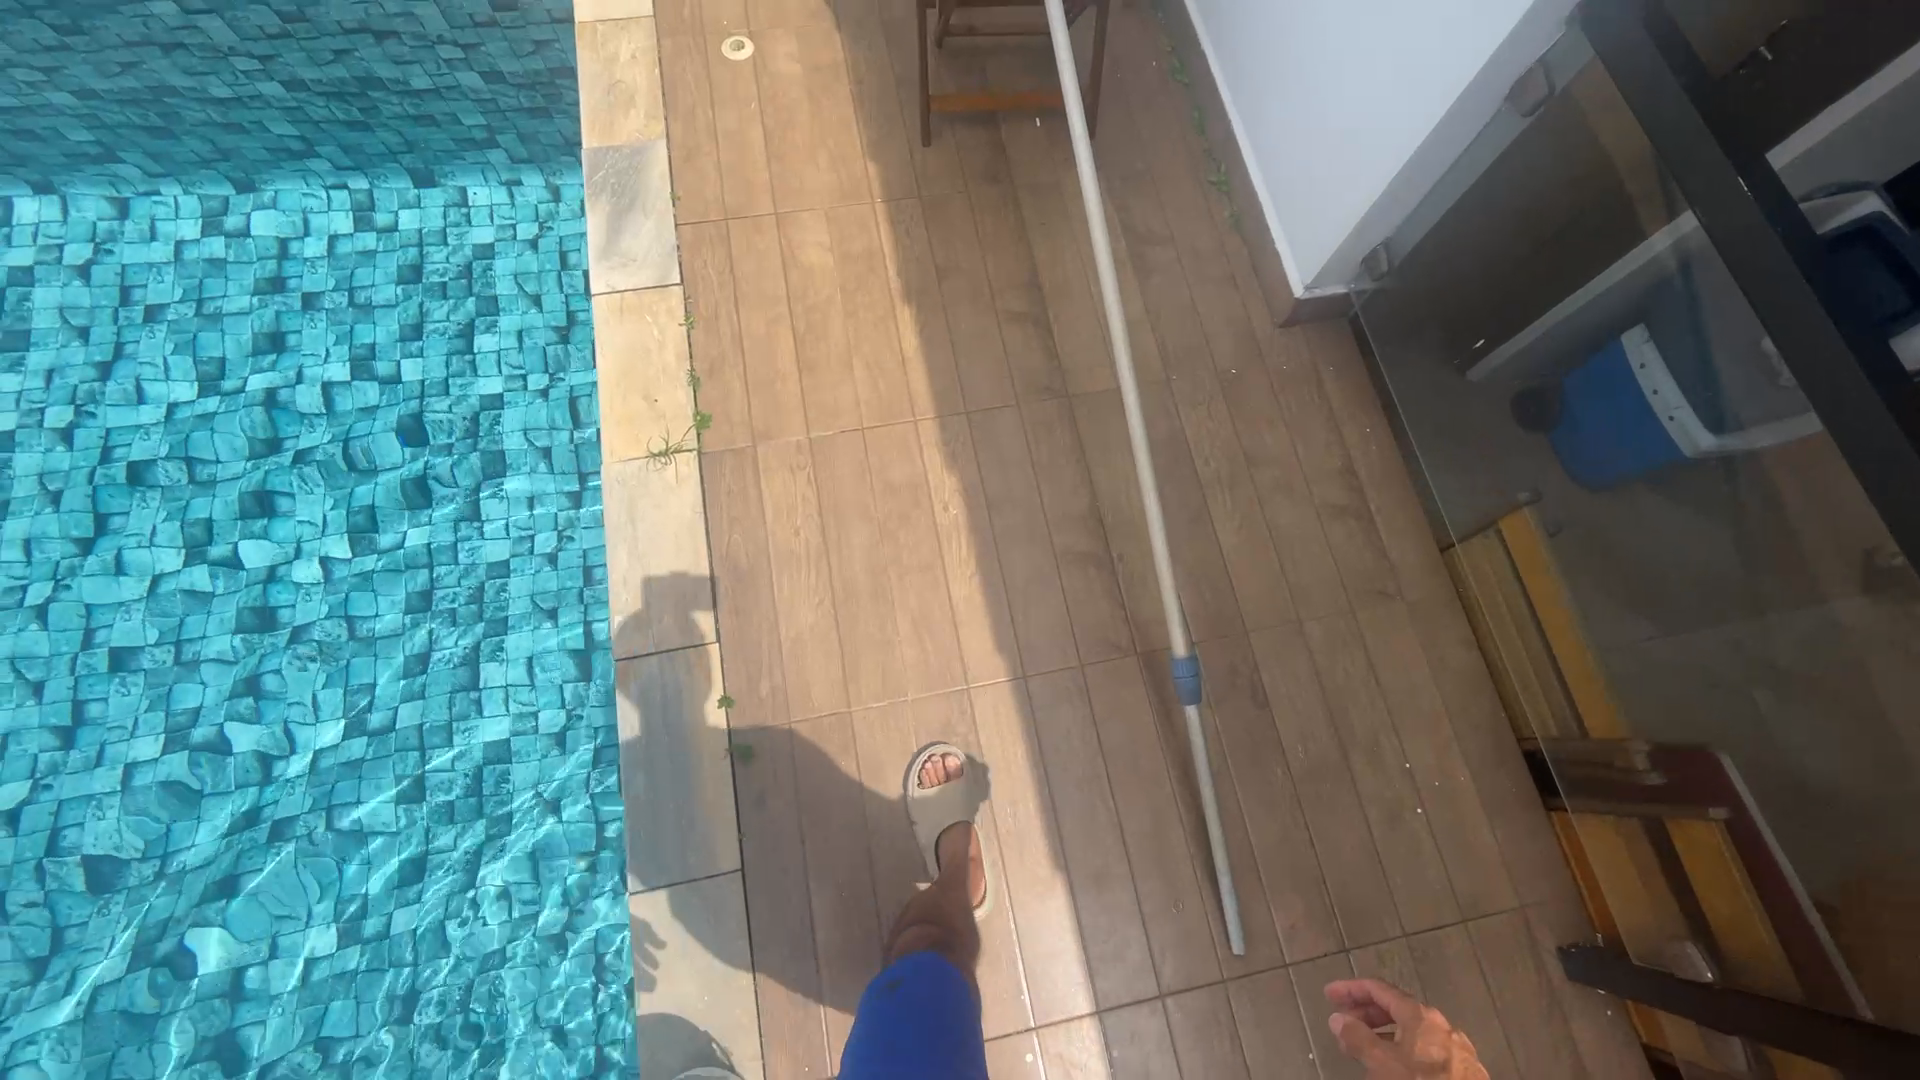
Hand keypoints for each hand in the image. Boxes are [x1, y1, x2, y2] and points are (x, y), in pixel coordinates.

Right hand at [1323, 978, 1488, 1079]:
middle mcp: (1440, 1024)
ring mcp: (1455, 1048)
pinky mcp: (1464, 1070)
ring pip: (1411, 1032)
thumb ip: (1357, 1038)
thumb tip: (1337, 1018)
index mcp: (1419, 1014)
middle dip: (1365, 1014)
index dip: (1350, 989)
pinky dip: (1403, 1050)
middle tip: (1343, 1025)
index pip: (1378, 989)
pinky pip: (1426, 1050)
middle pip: (1395, 1008)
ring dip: (1383, 1035)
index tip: (1329, 995)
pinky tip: (1394, 1068)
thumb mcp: (1383, 1063)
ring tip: (1364, 1051)